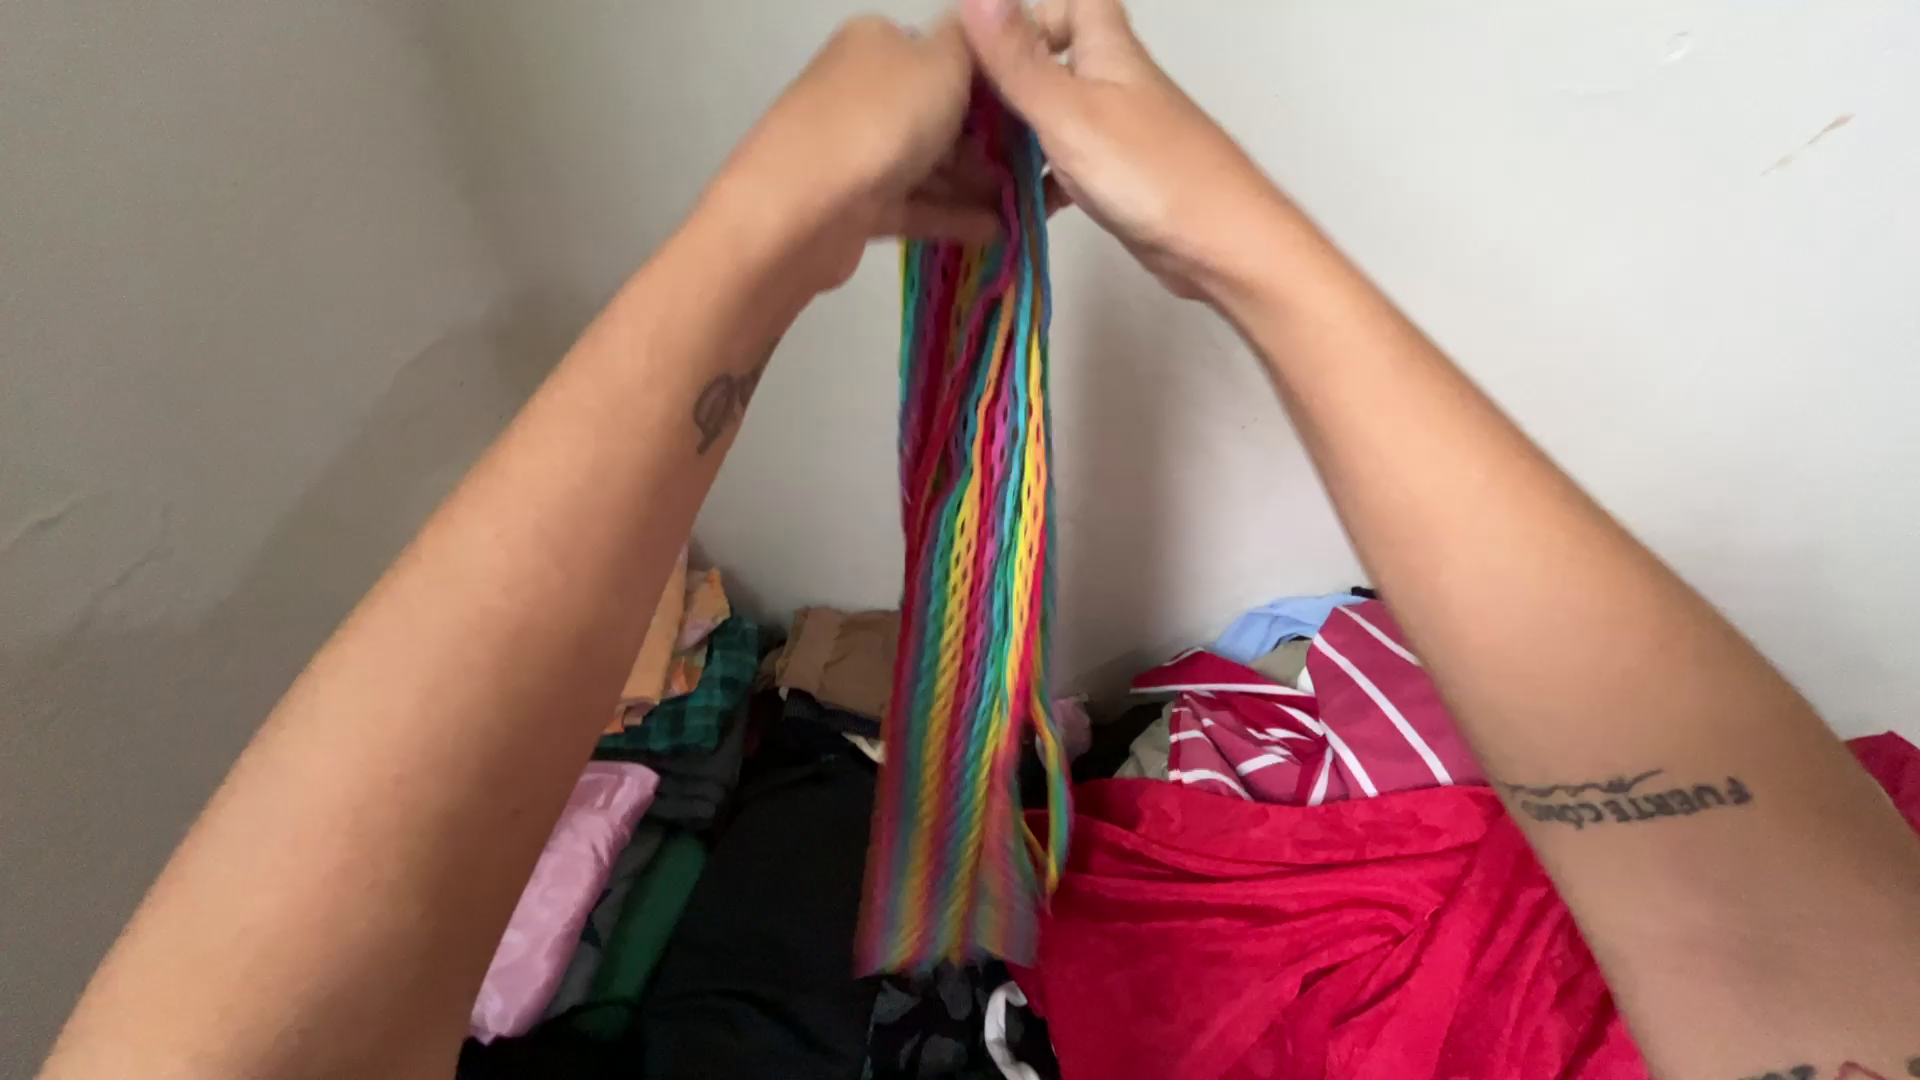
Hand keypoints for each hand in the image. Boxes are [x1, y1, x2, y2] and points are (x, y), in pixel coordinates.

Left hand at [706, 16, 1004, 293]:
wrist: (801, 210)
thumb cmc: (879, 124)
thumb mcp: (942, 63)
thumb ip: (974, 45)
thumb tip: (988, 26)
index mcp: (880, 45)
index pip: (948, 58)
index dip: (994, 88)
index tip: (1033, 118)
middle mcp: (866, 92)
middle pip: (940, 117)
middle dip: (988, 144)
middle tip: (1032, 171)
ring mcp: (858, 152)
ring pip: (928, 166)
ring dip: (974, 185)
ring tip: (1020, 207)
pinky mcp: (857, 206)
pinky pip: (913, 207)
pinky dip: (950, 216)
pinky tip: (993, 231)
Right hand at [959, 0, 1283, 299]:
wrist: (1217, 242)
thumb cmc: (1146, 171)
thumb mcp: (1069, 112)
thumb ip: (1020, 62)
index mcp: (1106, 50)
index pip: (1069, 3)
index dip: (1029, 16)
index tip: (985, 55)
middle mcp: (1113, 84)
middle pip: (1053, 64)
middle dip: (1008, 88)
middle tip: (962, 125)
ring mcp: (1117, 135)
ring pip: (1056, 122)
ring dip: (1019, 141)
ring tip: (974, 172)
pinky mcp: (1118, 181)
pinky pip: (1069, 170)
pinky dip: (1042, 184)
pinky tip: (1015, 209)